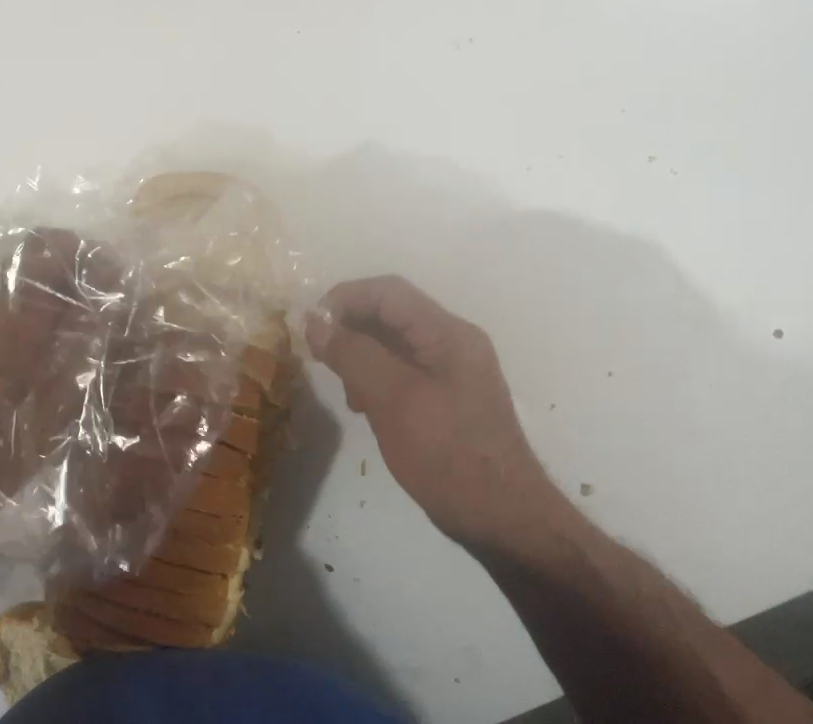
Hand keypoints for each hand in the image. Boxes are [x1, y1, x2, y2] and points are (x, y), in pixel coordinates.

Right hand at [306, 276, 563, 548]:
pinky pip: (400, 370)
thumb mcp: (394, 399)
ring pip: (391, 343)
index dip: (342, 299)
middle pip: (389, 314)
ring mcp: (450, 372)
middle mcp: (452, 343)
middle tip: (320, 359)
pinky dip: (374, 379)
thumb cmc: (448, 454)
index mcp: (448, 334)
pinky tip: (363, 408)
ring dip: (359, 356)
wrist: (502, 520)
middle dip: (349, 329)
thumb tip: (315, 322)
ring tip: (344, 390)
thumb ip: (354, 354)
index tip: (310, 329)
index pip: (386, 292)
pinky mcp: (444, 398)